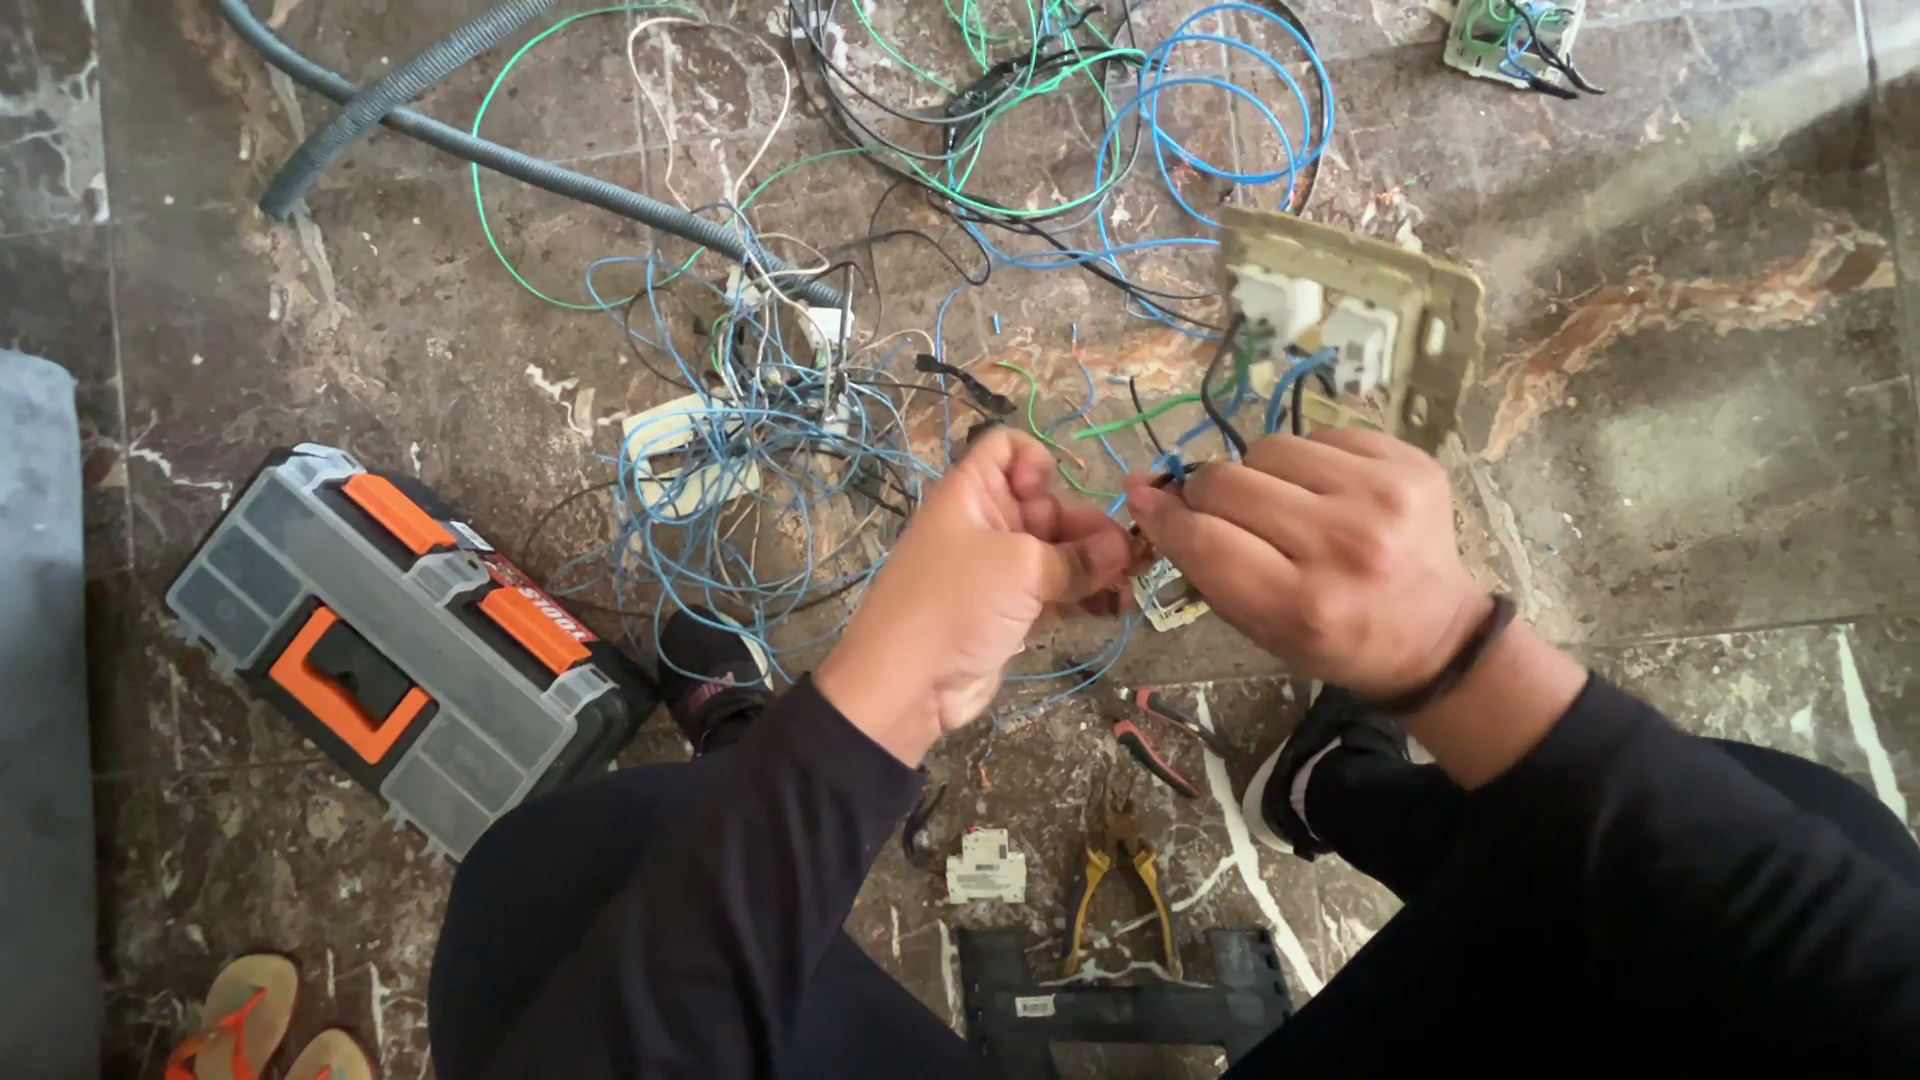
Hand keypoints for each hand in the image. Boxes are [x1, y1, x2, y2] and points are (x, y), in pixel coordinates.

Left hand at [817, 428, 1135, 763]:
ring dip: (1095, 565)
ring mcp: (999, 570)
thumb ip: (1076, 557)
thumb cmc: (957, 602)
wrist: (908, 682)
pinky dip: (1083, 596)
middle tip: (1126, 557)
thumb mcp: (1019, 567)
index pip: (1007, 449)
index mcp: (973, 492)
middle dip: (1087, 525)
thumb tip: (1122, 551)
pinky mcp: (1010, 611)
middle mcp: (987, 523)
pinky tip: (1115, 607)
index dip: (1037, 461)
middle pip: (1047, 505)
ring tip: (1129, 585)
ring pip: (1056, 552)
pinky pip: (1054, 591)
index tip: (1053, 492)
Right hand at [1125, 429, 1489, 700]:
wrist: (1431, 633)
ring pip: (1268, 447)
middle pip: (1226, 482)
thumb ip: (1198, 560)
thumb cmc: (1327, 638)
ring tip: (1283, 504)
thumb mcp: (1254, 624)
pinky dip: (1306, 461)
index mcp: (1301, 603)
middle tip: (1223, 513)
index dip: (1164, 515)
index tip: (1148, 502)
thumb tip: (1143, 492)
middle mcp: (1345, 545)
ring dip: (1258, 473)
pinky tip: (1325, 492)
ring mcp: (1384, 497)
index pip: (1203, 537)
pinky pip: (1318, 434)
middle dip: (1207, 495)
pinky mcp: (1411, 464)